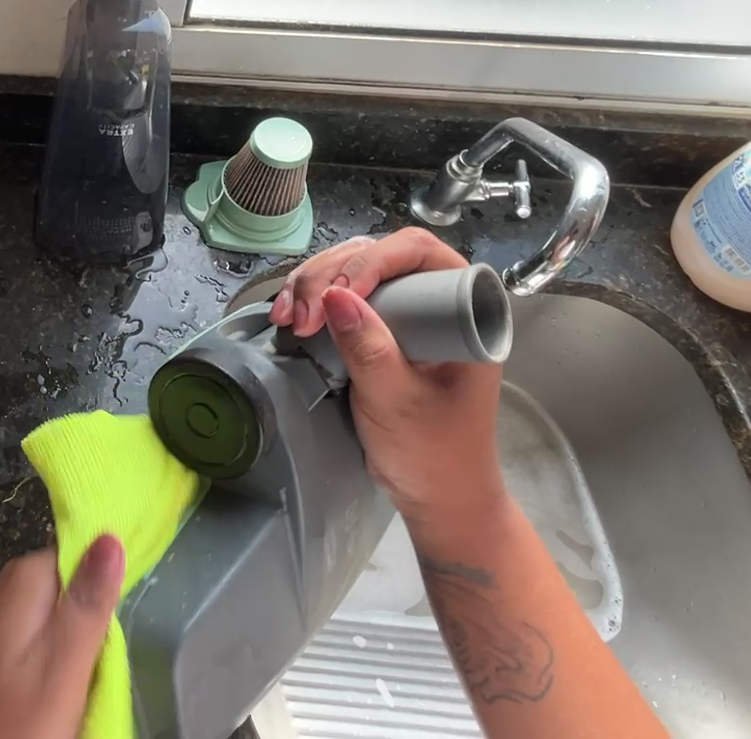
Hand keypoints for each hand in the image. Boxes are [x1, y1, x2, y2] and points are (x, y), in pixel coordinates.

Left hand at [0, 536, 125, 738]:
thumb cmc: (11, 723)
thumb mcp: (60, 666)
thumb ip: (86, 603)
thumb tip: (111, 537)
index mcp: (27, 577)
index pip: (85, 549)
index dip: (112, 576)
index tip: (129, 610)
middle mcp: (15, 587)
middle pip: (78, 583)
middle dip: (99, 615)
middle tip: (108, 656)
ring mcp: (9, 619)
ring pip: (69, 615)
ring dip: (86, 643)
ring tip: (90, 678)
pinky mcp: (8, 650)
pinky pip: (53, 640)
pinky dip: (69, 661)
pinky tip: (74, 686)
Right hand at [274, 229, 506, 537]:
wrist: (434, 497)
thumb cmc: (432, 454)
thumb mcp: (397, 402)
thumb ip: (370, 349)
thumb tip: (334, 296)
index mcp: (464, 311)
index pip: (418, 253)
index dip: (373, 263)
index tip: (336, 297)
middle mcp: (433, 302)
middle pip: (376, 256)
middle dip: (330, 275)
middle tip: (300, 316)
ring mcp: (403, 314)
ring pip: (350, 271)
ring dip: (311, 287)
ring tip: (287, 319)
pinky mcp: (376, 330)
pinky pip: (338, 298)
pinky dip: (309, 303)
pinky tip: (287, 320)